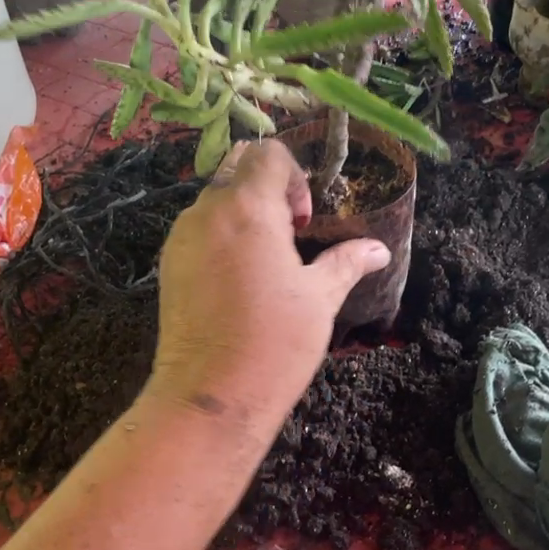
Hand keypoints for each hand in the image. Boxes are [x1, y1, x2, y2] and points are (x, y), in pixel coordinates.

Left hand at [145, 139, 390, 426]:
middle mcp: (207, 212)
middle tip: (288, 233)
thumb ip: (347, 262)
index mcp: (247, 208)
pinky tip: (239, 280)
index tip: (305, 221)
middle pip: (235, 168)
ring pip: (212, 200)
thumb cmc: (275, 341)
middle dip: (265, 187)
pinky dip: (219, 237)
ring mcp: (181, 238)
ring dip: (241, 213)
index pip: (268, 155)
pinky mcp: (168, 265)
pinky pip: (196, 231)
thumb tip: (380, 249)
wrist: (211, 394)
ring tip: (265, 261)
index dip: (293, 177)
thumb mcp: (320, 298)